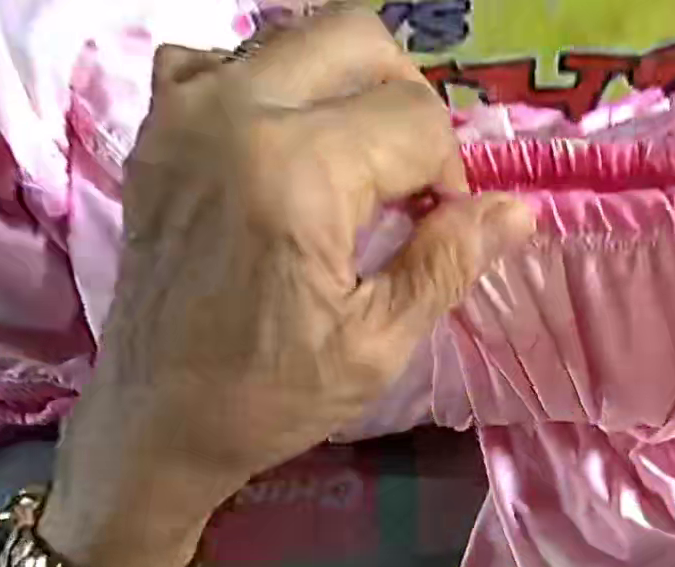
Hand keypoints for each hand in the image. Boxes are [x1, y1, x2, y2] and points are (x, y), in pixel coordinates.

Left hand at [43, 7, 534, 566]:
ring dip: (347, 94)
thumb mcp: (376, 347)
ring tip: (353, 175)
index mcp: (299, 171)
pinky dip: (275, 92)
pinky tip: (282, 158)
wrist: (160, 420)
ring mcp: (184, 108)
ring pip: (298, 40)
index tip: (440, 231)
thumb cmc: (272, 397)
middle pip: (360, 41)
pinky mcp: (157, 127)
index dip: (450, 175)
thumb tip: (517, 211)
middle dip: (407, 107)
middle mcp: (235, 109)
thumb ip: (446, 264)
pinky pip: (230, 62)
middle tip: (409, 185)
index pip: (416, 120)